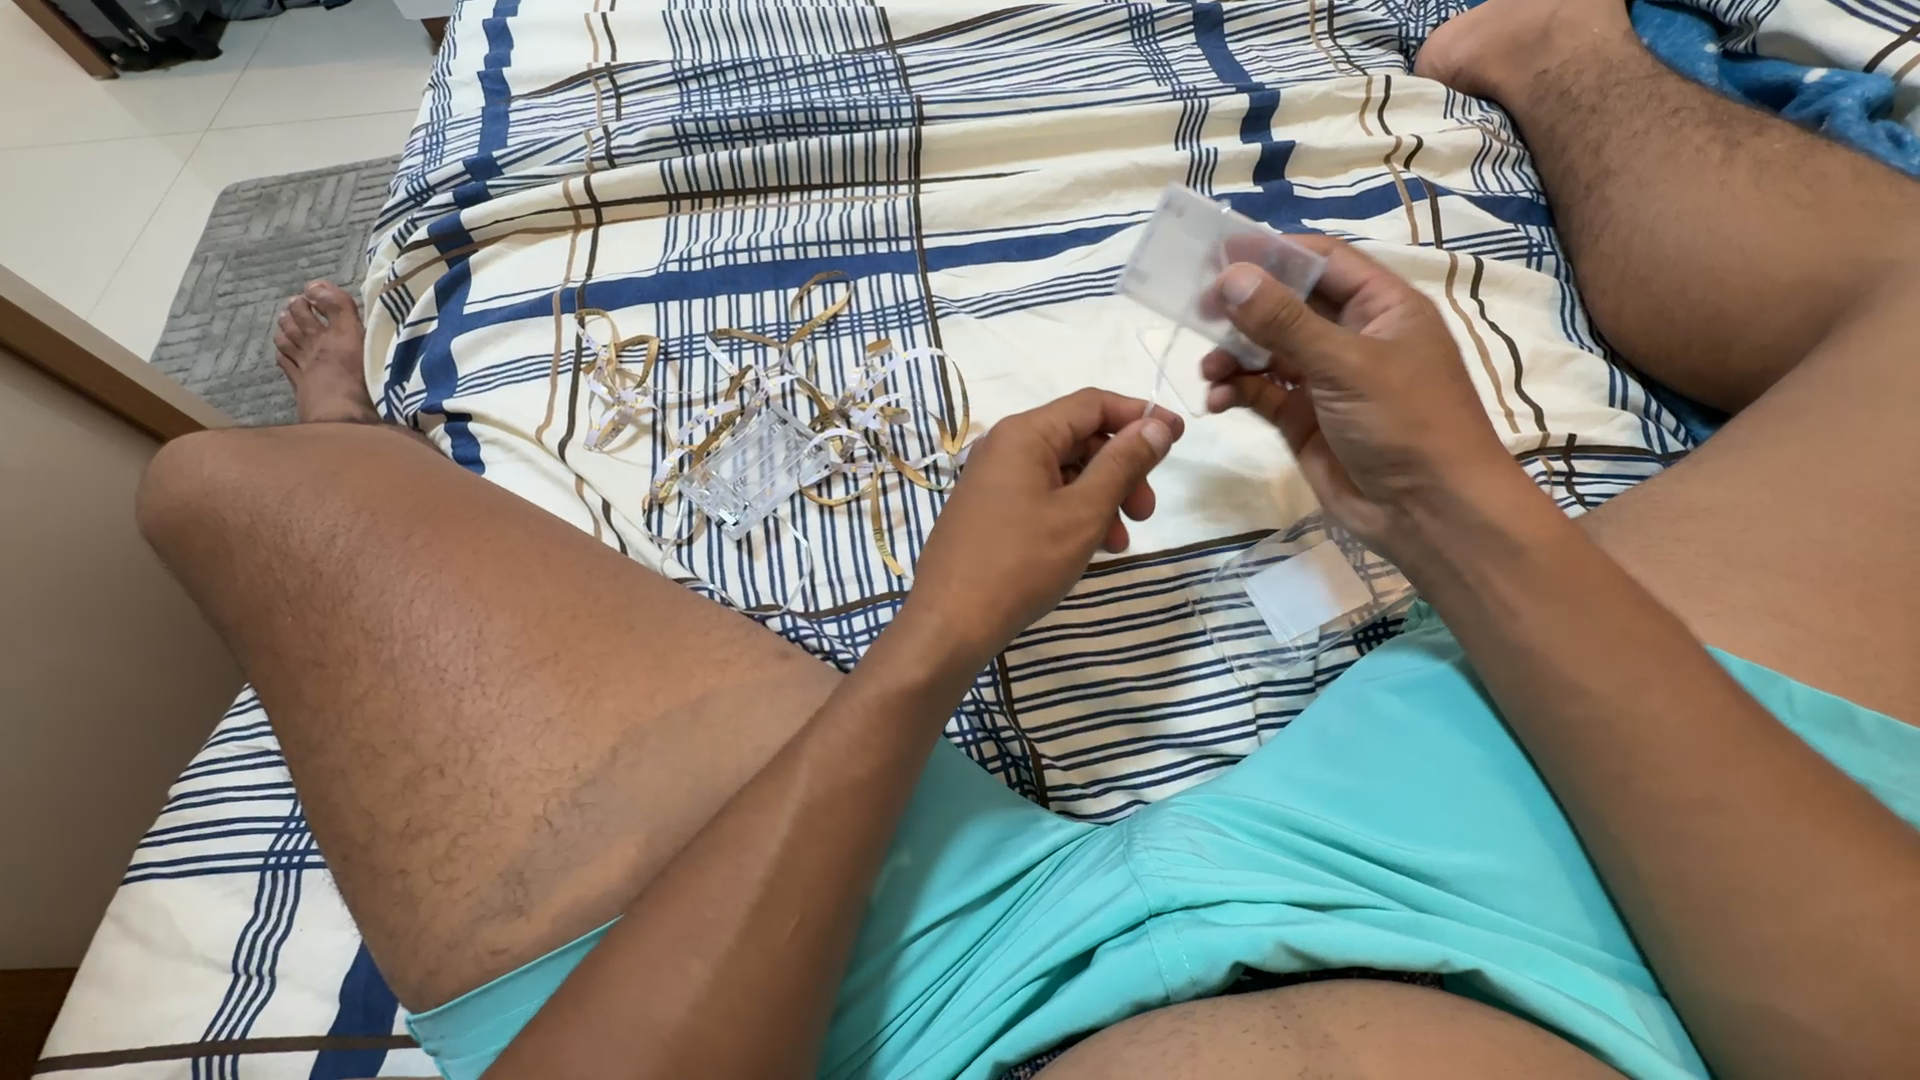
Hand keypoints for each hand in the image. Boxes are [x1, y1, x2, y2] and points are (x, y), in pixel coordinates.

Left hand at [902, 389, 1182, 669]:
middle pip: (1078, 440)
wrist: (951, 622)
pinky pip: (1041, 498)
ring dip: (1100, 499)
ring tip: (1120, 541)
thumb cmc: (1021, 563)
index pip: (1092, 404)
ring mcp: (992, 481)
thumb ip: (1123, 464)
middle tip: (1146, 511)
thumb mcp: (1082, 512)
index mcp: (1024, 434)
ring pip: (1062, 474)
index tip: (1177, 439)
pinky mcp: (988, 511)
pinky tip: (1090, 549)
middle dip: (1121, 470)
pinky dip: (1072, 515)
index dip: (1139, 417)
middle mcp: (1003, 447)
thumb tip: (1157, 425)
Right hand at [1200, 235, 1524, 561]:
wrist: (1427, 512)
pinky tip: (1219, 401)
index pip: (1323, 262)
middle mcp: (1352, 338)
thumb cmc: (1404, 422)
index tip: (1220, 251)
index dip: (1274, 253)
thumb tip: (1230, 278)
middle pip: (1288, 306)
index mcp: (1381, 308)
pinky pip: (1262, 393)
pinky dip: (1238, 392)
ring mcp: (1326, 380)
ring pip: (1268, 352)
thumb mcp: (1346, 364)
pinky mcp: (1303, 419)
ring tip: (1209, 371)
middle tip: (1198, 310)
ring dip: (1234, 356)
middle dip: (1244, 308)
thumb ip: (1284, 321)